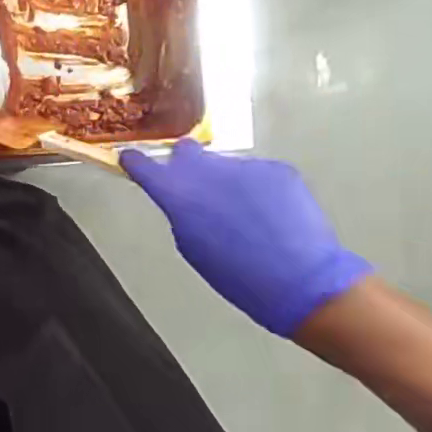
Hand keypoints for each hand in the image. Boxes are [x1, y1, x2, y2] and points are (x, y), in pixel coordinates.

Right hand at [122, 140, 370, 335]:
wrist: (301, 279)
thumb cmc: (237, 276)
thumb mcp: (193, 247)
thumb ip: (182, 213)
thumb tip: (185, 197)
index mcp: (180, 195)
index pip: (146, 167)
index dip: (136, 163)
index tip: (131, 159)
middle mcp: (209, 170)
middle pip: (186, 152)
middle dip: (184, 164)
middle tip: (194, 187)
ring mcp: (245, 166)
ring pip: (224, 166)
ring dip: (224, 181)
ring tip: (242, 214)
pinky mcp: (277, 168)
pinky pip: (255, 173)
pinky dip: (255, 188)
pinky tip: (267, 214)